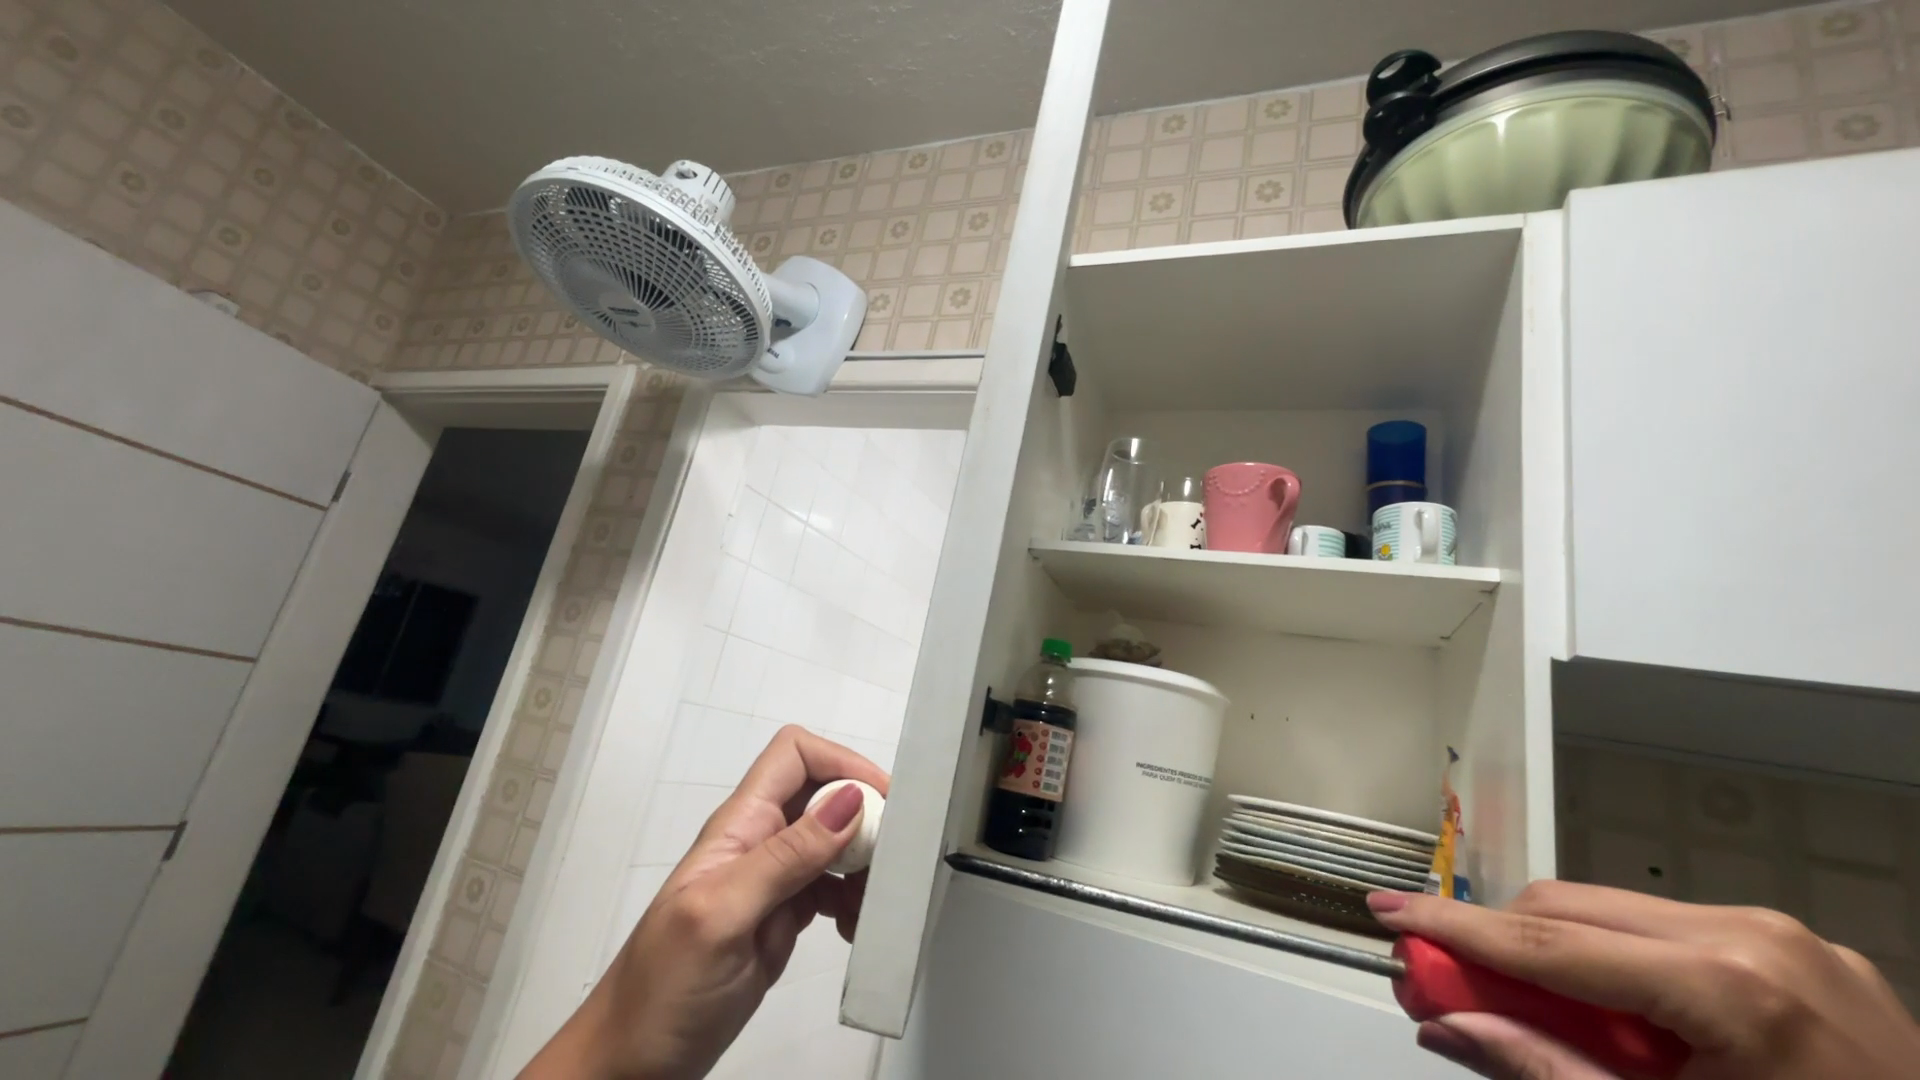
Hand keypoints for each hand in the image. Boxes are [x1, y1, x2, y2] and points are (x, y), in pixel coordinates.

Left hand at [520, 725, 889, 1079]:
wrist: (630, 1064)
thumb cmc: (662, 989)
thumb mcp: (722, 917)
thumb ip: (785, 857)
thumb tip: (849, 800)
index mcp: (739, 826)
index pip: (794, 756)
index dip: (841, 763)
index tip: (883, 800)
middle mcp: (759, 842)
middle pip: (824, 795)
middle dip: (864, 816)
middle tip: (890, 860)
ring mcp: (771, 881)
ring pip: (834, 841)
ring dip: (863, 862)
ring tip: (873, 903)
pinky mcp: (783, 916)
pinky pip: (831, 887)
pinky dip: (853, 899)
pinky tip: (854, 927)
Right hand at [1370, 881, 1919, 1078]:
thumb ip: (1546, 1074)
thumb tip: (1442, 1027)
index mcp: (1732, 988)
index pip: (1548, 942)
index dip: (1453, 927)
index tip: (1384, 912)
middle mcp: (1754, 933)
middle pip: (1570, 906)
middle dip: (1500, 940)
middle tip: (1452, 983)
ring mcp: (1786, 934)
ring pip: (1613, 911)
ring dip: (1559, 951)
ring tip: (1552, 1015)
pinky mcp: (1802, 945)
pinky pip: (1668, 929)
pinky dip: (1621, 961)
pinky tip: (1631, 1019)